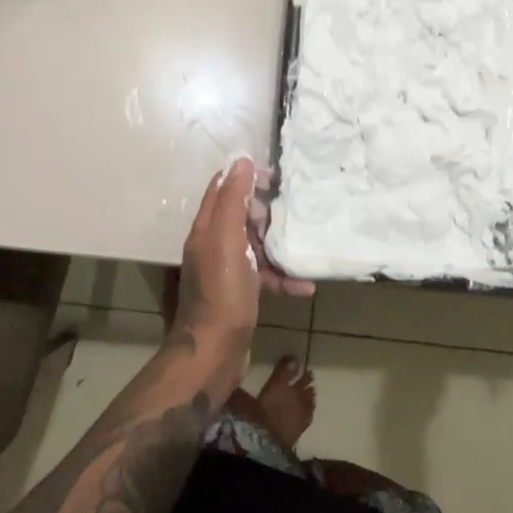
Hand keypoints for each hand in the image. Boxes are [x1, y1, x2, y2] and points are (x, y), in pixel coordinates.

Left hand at [169, 159, 316, 356]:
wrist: (214, 351)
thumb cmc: (222, 293)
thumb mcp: (227, 241)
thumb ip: (232, 201)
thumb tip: (240, 161)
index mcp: (206, 229)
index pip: (222, 188)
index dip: (246, 177)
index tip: (276, 177)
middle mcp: (213, 245)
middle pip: (241, 215)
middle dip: (266, 211)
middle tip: (292, 211)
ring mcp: (226, 271)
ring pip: (255, 246)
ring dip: (278, 244)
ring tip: (303, 242)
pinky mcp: (240, 293)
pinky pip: (264, 276)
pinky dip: (283, 277)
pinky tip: (305, 285)